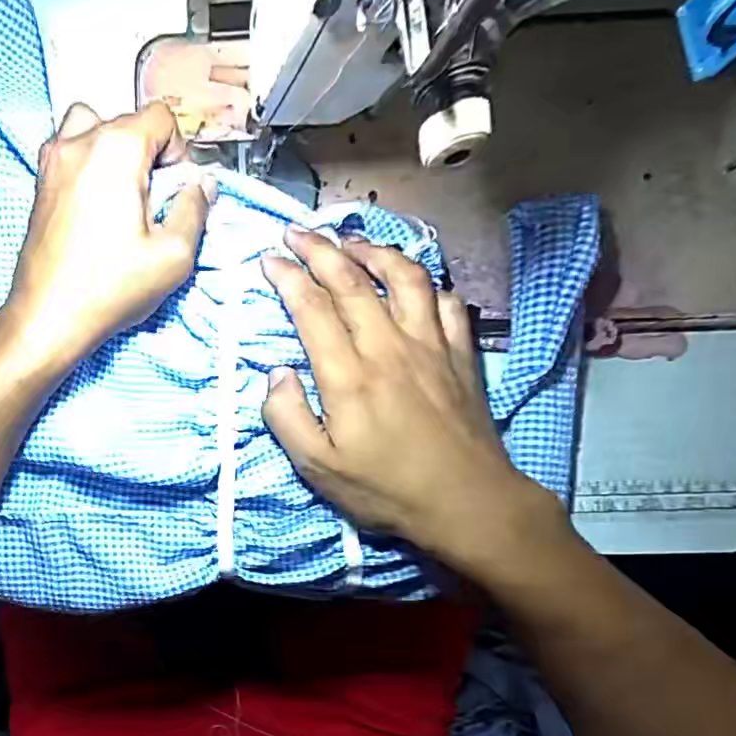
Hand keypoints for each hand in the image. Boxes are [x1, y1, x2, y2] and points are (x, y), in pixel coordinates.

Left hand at [0, 101, 216, 376]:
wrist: (50, 316)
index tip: (176, 190)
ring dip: (115, 152)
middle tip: (154, 204)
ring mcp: (53, 160)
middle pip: (128, 122)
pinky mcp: (40, 183)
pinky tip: (99, 210)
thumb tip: (201, 187)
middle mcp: (79, 141)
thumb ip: (195, 210)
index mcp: (116, 149)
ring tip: (123, 197)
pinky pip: (71, 152)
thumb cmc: (111, 288)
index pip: (161, 117)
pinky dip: (90, 165)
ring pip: (93, 127)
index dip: (179, 152)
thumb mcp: (175, 255)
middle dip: (149, 155)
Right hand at [260, 229, 559, 566]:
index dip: (287, 277)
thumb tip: (277, 373)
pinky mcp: (461, 354)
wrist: (466, 501)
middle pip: (352, 281)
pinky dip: (426, 283)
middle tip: (297, 233)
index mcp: (349, 375)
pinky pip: (446, 302)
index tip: (268, 260)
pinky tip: (413, 283)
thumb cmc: (387, 490)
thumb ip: (287, 418)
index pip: (312, 308)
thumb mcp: (320, 469)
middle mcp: (389, 347)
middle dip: (319, 249)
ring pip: (404, 278)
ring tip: (351, 242)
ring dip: (374, 251)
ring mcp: (430, 345)